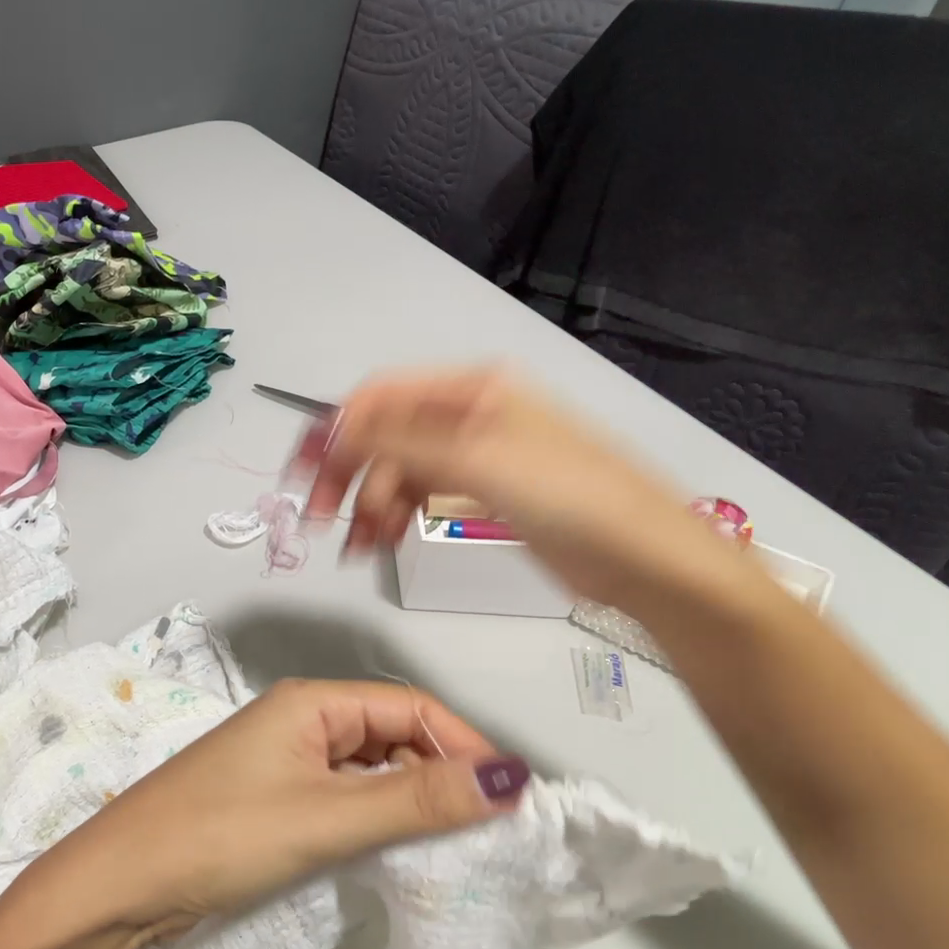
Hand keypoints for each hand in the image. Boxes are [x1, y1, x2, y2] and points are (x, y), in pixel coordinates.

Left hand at [33, 679, 526, 933]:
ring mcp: (281, 759)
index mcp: (310, 702)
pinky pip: (340, 794)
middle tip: (489, 831)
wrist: (122, 880)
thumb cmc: (220, 835)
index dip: (465, 746)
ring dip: (410, 798)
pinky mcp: (270, 797)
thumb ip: (417, 798)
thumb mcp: (327, 817)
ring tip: (452, 845)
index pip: (410, 706)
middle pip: (391, 733)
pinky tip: (393, 850)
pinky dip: (373, 816)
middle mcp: (298, 720)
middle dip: (441, 773)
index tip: (513, 801)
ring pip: (367, 767)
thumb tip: (511, 775)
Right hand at [303, 367, 762, 618]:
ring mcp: (473, 454)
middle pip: (383, 435)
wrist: (646, 559)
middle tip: (320, 519)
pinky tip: (383, 542)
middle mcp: (467, 413)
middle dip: (348, 474)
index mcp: (471, 388)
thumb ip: (396, 440)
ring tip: (359, 545)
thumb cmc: (570, 498)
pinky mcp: (479, 493)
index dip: (334, 429)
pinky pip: (418, 496)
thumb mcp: (478, 458)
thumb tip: (330, 430)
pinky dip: (393, 516)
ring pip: (396, 470)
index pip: (380, 397)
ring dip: (369, 503)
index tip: (302, 472)